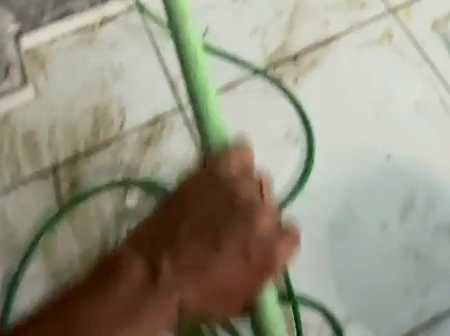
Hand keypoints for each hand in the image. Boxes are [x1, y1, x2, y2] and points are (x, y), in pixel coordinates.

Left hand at [119, 142, 300, 324]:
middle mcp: (264, 216)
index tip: (257, 240)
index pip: (290, 233)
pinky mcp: (217, 171)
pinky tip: (227, 165)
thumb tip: (268, 256)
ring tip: (223, 196)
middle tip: (234, 220)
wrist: (159, 274)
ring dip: (243, 187)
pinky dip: (238, 156)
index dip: (273, 237)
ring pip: (256, 178)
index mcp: (274, 250)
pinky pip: (240, 151)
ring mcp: (240, 190)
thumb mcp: (243, 298)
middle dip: (256, 212)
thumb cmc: (198, 296)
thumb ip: (265, 271)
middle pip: (270, 203)